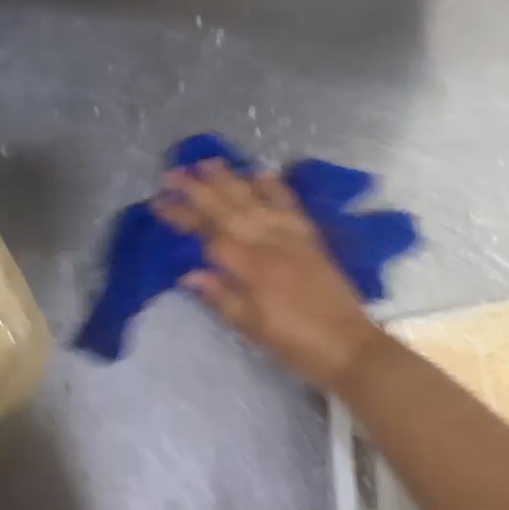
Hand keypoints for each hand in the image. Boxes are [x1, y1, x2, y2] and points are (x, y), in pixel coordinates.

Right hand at [154, 160, 384, 391]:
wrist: (350, 347)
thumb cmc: (295, 344)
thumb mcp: (252, 328)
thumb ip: (220, 296)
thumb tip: (187, 272)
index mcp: (251, 267)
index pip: (207, 233)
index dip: (181, 216)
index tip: (158, 204)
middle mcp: (269, 241)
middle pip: (226, 207)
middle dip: (196, 188)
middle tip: (170, 173)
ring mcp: (291, 234)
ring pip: (253, 197)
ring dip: (229, 178)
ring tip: (205, 162)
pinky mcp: (309, 234)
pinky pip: (287, 202)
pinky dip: (271, 185)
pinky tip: (257, 173)